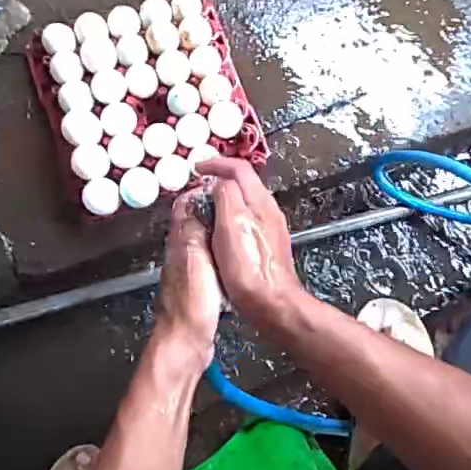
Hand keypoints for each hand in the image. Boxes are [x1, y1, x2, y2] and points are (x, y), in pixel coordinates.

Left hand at [150, 193, 221, 375]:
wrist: (186, 343)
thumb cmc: (193, 302)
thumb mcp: (197, 257)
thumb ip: (196, 229)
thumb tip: (196, 198)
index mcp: (179, 242)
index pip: (185, 206)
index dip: (200, 191)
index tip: (220, 184)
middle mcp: (180, 253)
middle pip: (195, 222)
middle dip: (212, 210)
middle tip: (236, 202)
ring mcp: (189, 272)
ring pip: (203, 242)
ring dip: (218, 232)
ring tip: (239, 226)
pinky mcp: (198, 288)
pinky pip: (210, 263)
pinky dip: (222, 255)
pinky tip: (236, 259)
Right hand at [193, 158, 306, 325]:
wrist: (273, 305)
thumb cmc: (251, 271)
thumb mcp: (231, 225)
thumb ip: (225, 196)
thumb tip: (219, 182)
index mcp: (260, 202)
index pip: (239, 168)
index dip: (216, 164)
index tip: (198, 168)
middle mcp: (269, 212)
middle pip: (243, 183)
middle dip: (219, 180)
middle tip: (198, 185)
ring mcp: (270, 229)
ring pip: (245, 202)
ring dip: (223, 199)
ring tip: (204, 207)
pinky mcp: (266, 247)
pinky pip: (246, 221)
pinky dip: (229, 218)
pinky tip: (218, 233)